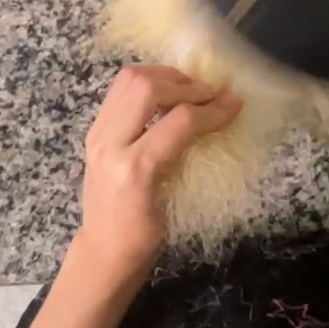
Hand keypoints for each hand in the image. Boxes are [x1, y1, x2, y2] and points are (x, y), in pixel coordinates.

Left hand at [75, 66, 240, 274]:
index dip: (211, 109)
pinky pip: (119, 90)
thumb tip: (219, 118)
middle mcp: (110, 145)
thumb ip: (189, 156)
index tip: (234, 104)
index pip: (178, 121)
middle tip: (211, 94)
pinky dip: (147, 83)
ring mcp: (97, 135)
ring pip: (129, 80)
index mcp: (134, 170)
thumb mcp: (176, 202)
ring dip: (164, 77)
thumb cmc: (145, 238)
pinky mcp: (94, 130)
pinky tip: (168, 94)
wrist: (103, 250)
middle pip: (147, 87)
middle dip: (185, 85)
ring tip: (190, 88)